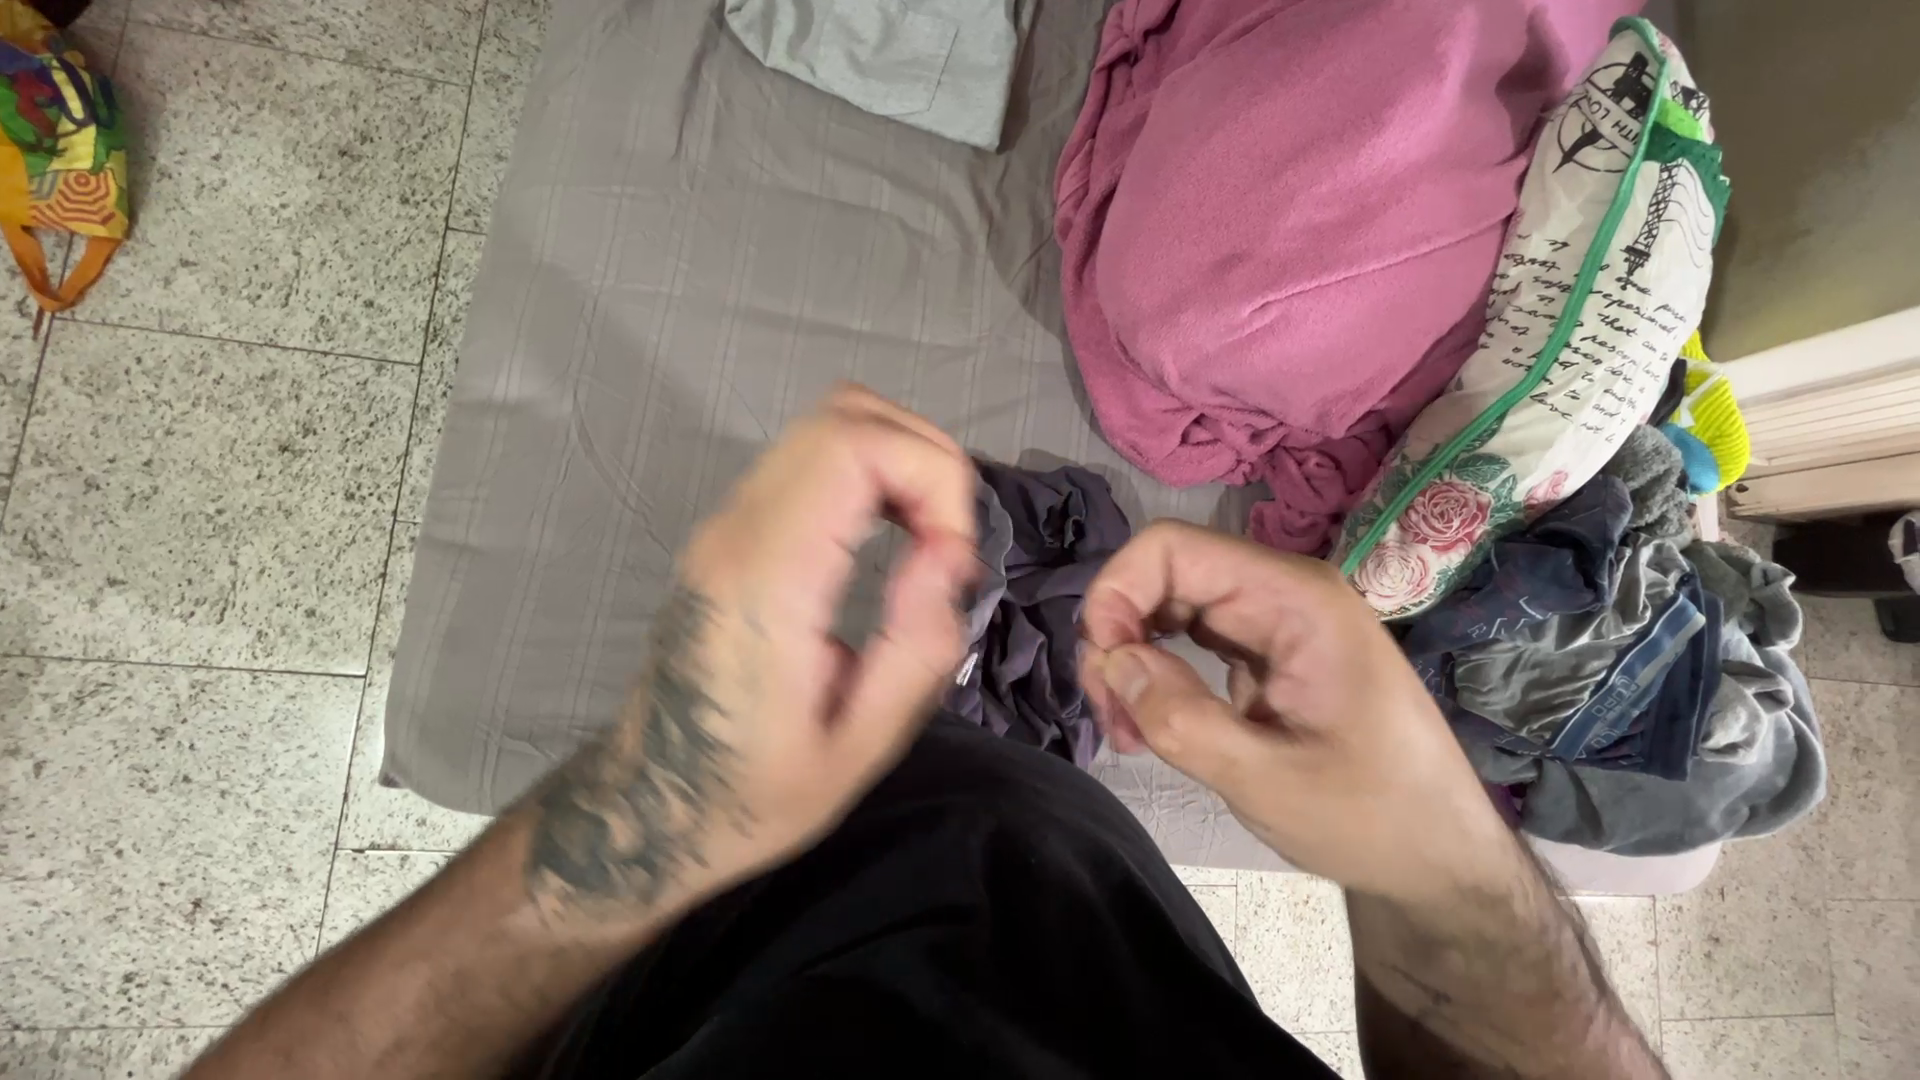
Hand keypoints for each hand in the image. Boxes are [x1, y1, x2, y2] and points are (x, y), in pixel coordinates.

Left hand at [521, 386, 977, 933]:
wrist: (646, 806)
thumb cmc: (751, 795)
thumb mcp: (857, 751)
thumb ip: (916, 648)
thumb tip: (949, 555)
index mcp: (767, 580)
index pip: (852, 446)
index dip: (930, 474)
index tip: (954, 557)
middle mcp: (738, 529)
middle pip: (842, 414)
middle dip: (924, 457)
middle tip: (949, 540)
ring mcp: (726, 523)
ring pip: (826, 423)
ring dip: (899, 459)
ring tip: (927, 537)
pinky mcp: (731, 531)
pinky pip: (810, 458)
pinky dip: (870, 470)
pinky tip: (890, 533)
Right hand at [1077, 521, 1521, 904]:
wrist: (1440, 860)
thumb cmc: (1374, 819)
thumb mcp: (1270, 782)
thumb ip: (1182, 720)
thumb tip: (1110, 663)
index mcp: (1294, 598)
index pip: (1173, 548)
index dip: (1118, 592)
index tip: (1104, 668)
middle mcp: (1278, 593)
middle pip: (1163, 577)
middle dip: (1118, 637)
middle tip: (1111, 717)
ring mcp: (1270, 622)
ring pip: (1166, 609)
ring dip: (1131, 662)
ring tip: (1128, 732)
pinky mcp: (1260, 653)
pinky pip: (1184, 642)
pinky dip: (1154, 678)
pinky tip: (1149, 726)